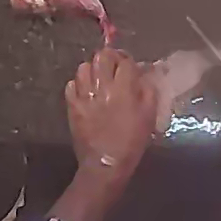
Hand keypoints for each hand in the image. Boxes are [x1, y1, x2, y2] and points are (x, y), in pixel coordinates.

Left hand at [65, 48, 156, 182]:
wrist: (106, 163)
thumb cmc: (132, 140)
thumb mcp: (149, 115)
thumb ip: (148, 90)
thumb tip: (145, 73)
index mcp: (124, 88)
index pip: (125, 61)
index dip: (129, 60)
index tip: (131, 66)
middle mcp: (102, 87)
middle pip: (102, 56)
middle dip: (109, 57)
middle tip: (114, 66)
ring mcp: (84, 95)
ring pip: (84, 67)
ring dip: (93, 69)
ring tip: (99, 78)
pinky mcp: (72, 105)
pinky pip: (71, 85)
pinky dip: (78, 84)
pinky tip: (86, 92)